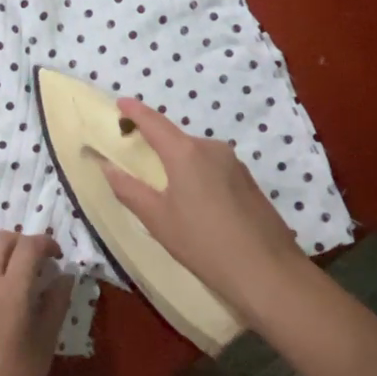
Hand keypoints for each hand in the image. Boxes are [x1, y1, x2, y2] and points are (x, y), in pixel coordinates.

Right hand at [97, 98, 311, 324]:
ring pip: (196, 155)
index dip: (134, 111)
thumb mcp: (157, 219)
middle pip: (176, 139)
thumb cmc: (203, 243)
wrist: (268, 272)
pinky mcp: (248, 181)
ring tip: (166, 191)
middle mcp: (211, 148)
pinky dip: (197, 176)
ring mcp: (234, 163)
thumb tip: (107, 166)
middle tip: (136, 161)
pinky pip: (213, 169)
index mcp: (185, 152)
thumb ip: (128, 189)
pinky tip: (197, 205)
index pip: (153, 121)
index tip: (119, 103)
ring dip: (178, 164)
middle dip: (155, 144)